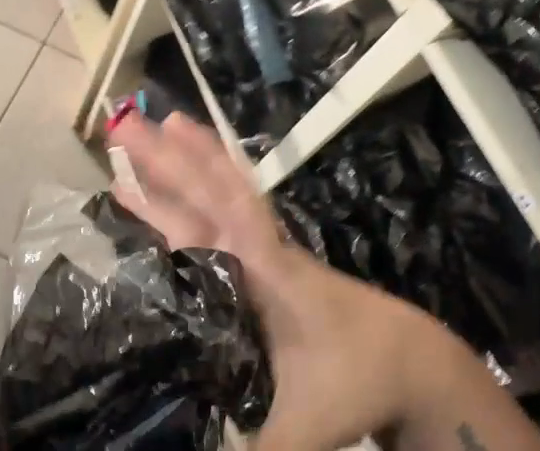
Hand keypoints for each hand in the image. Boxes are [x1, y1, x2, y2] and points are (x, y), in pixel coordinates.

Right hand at [108, 113, 473, 450]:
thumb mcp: (310, 421)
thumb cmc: (361, 378)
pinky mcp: (266, 272)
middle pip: (210, 194)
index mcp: (269, 271)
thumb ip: (261, 449)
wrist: (412, 363)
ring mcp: (264, 258)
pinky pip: (222, 225)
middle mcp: (261, 253)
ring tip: (152, 136)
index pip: (227, 211)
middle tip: (128, 122)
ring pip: (215, 204)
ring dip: (184, 170)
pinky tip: (176, 203)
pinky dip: (197, 203)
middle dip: (169, 159)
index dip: (195, 173)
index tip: (165, 134)